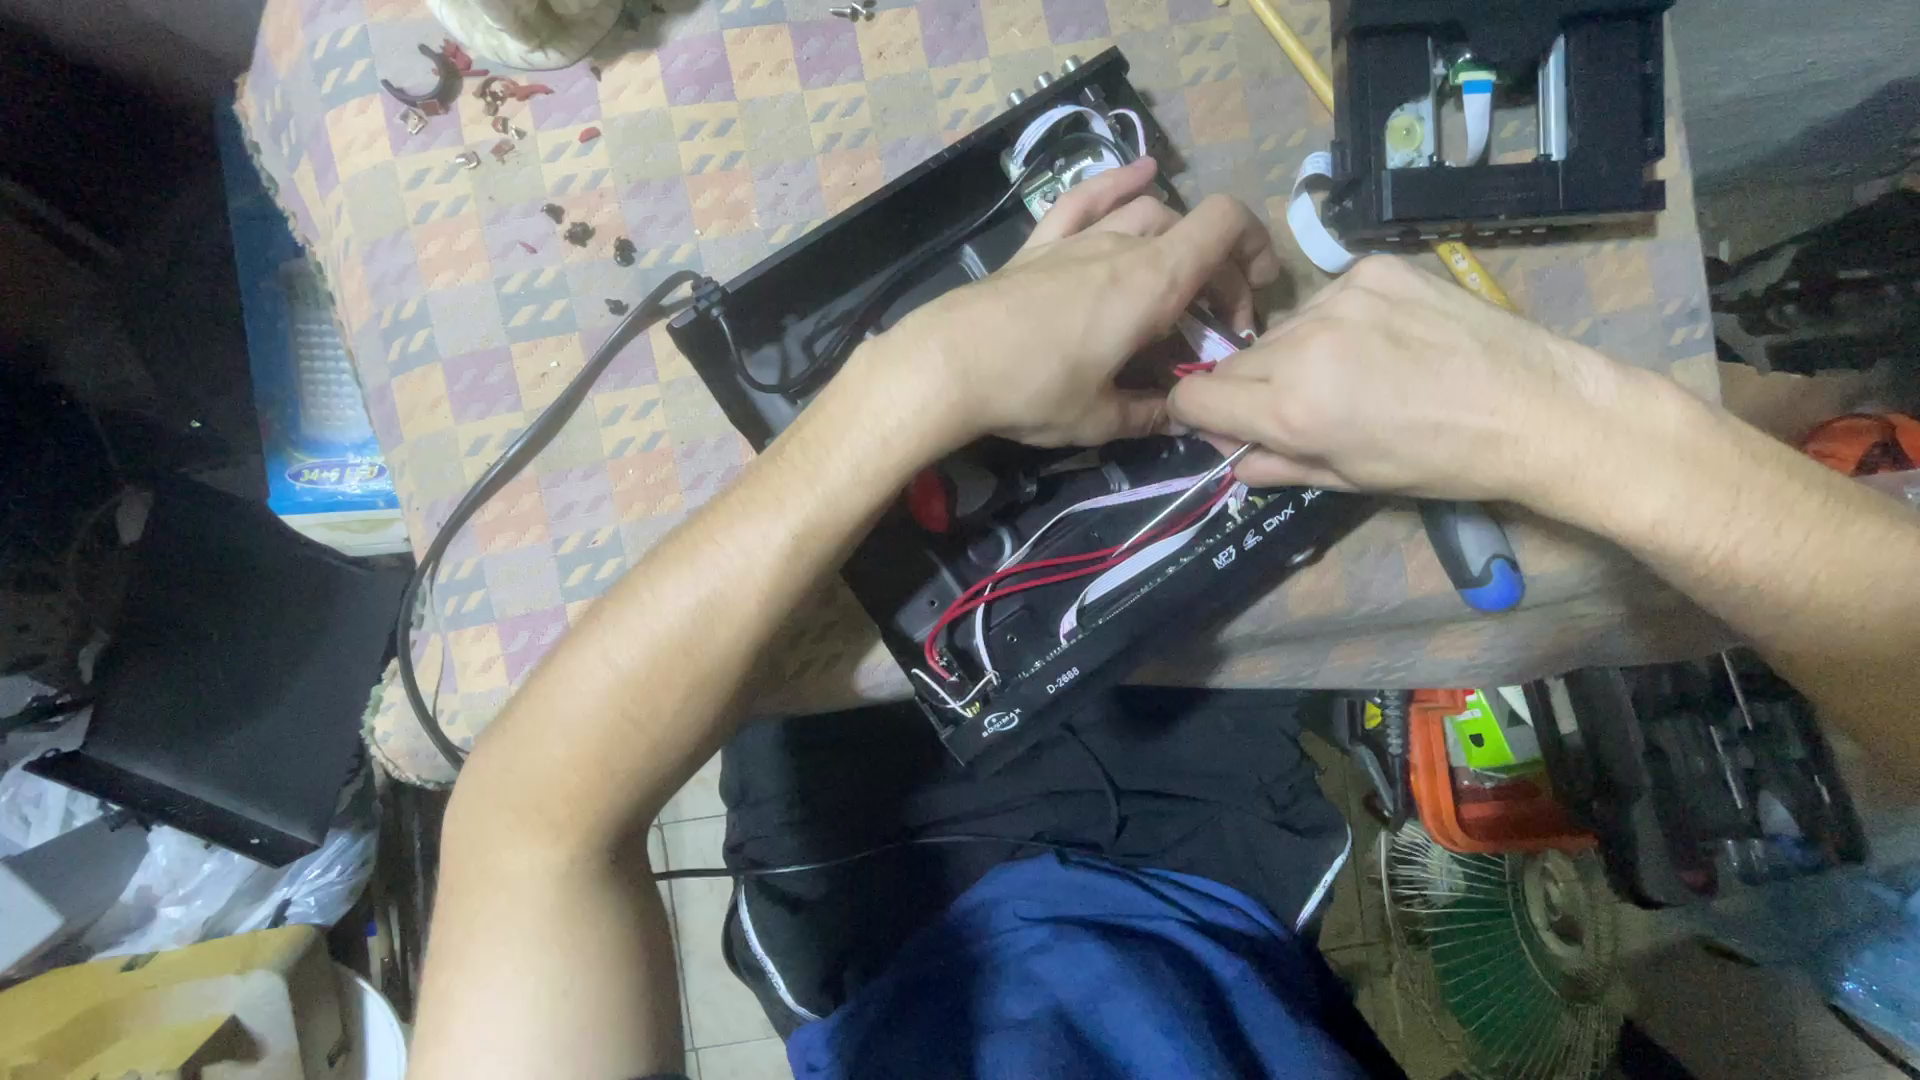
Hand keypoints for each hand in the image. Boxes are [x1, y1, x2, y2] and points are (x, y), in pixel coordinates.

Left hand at [869, 157, 1281, 448]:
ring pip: (1144, 216)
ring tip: (1178, 280)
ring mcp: (1076, 239)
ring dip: (1174, 241)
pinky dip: (1117, 184)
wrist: (948, 365)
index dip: (1254, 251)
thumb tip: (1181, 416)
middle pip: (1189, 232)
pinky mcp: (1039, 245)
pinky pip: (1085, 200)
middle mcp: (1122, 246)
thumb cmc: (1034, 392)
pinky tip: (1141, 173)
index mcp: (1153, 283)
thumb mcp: (1100, 418)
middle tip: (1210, 326)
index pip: (1227, 228)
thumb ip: (1149, 414)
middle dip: (1215, 272)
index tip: (1251, 300)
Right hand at [1167, 255, 1628, 505]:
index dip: (1198, 415)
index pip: (1194, 395)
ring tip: (1343, 374)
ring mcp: (1340, 297)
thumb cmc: (1436, 462)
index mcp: (1291, 406)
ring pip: (1275, 332)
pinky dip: (1329, 324)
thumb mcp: (1344, 478)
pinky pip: (1320, 300)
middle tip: (1292, 409)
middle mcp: (1304, 343)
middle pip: (1231, 363)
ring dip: (1287, 356)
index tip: (1224, 425)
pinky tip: (1373, 341)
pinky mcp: (1374, 269)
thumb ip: (1272, 463)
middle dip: (1246, 390)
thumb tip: (1230, 453)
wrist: (1538, 409)